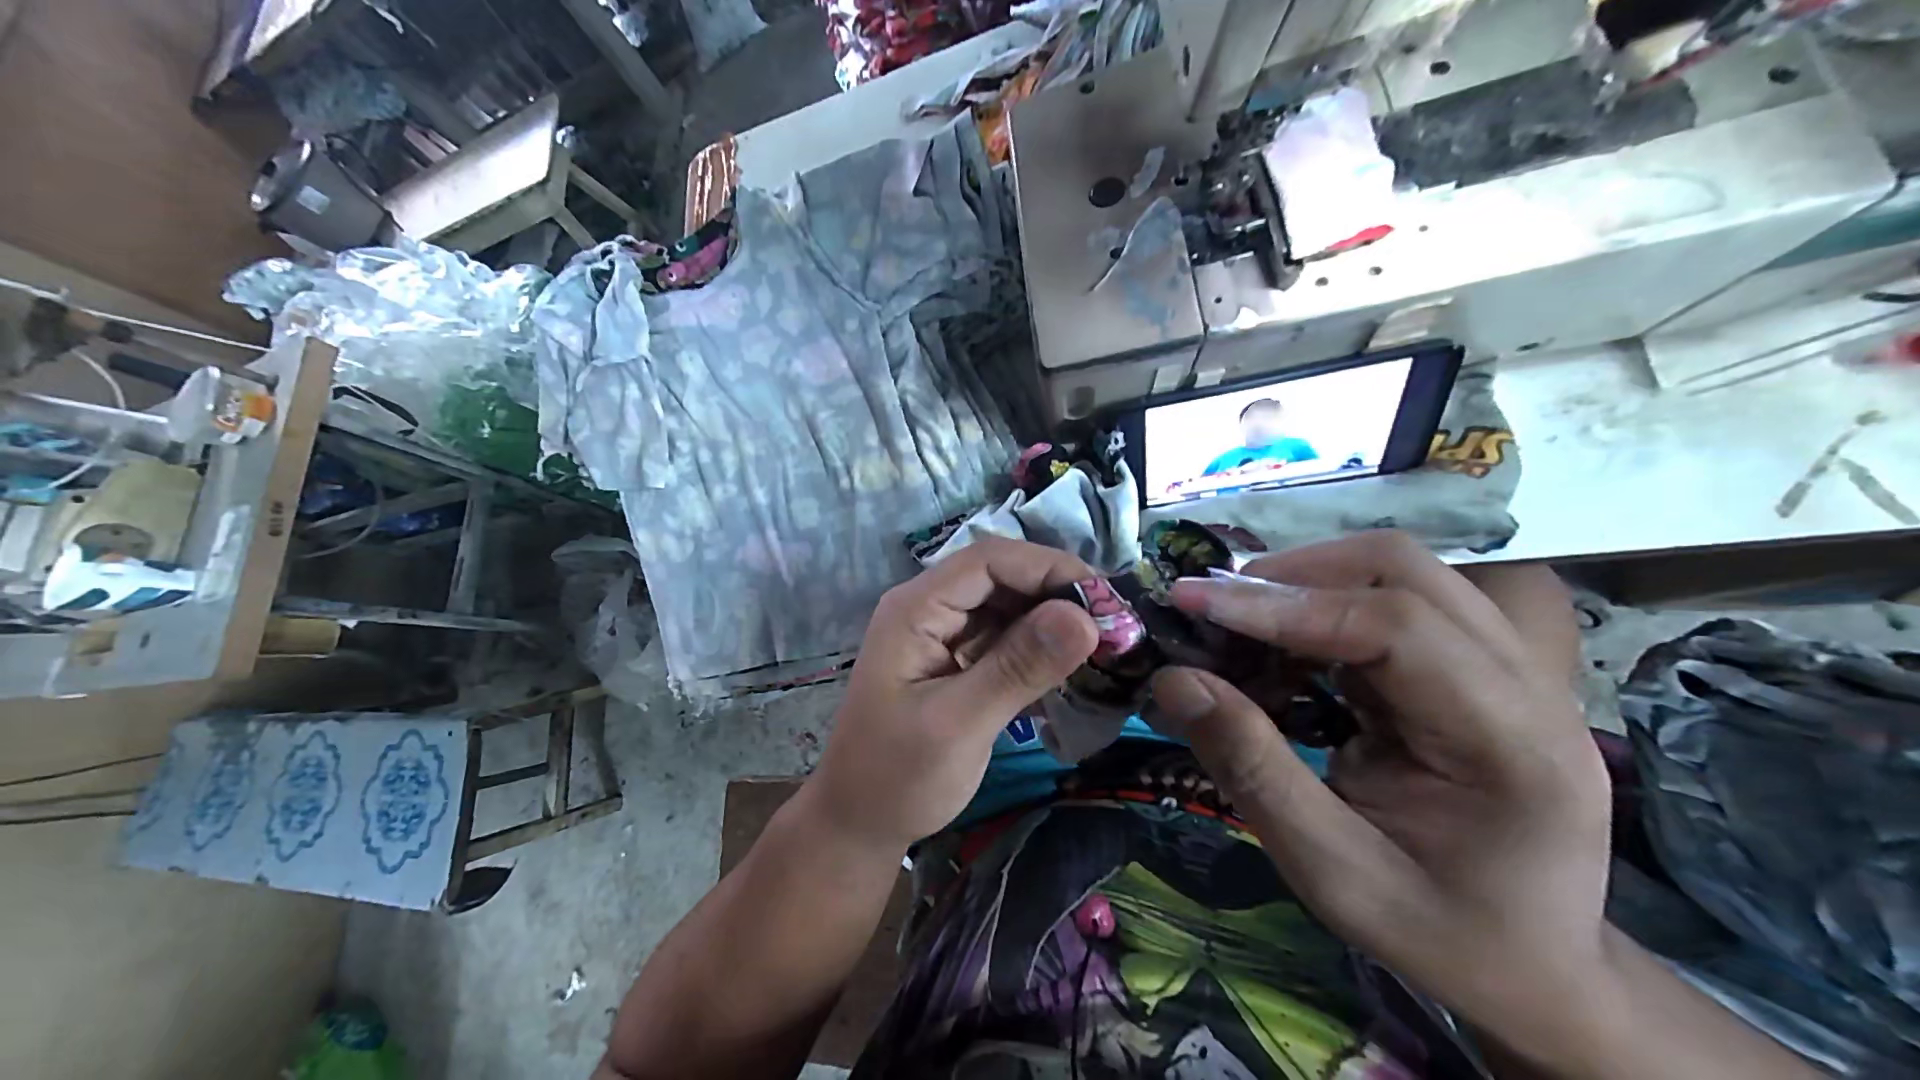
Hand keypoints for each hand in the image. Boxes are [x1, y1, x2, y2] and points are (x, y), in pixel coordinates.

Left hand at [807, 537, 1098, 852]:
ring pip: (1008, 608)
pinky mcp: (957, 662)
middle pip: (1002, 579)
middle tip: (1115, 627)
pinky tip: (1073, 670)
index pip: (989, 561)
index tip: (1104, 600)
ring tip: (1105, 647)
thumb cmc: (897, 777)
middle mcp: (929, 610)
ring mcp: (943, 636)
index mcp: (916, 609)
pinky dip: (1040, 650)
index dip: (1048, 568)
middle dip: (1058, 595)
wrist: (859, 823)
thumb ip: (1018, 667)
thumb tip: (1085, 617)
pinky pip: (1005, 639)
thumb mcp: (959, 724)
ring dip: (1054, 622)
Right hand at [1147, 530, 1612, 1061]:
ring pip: (1402, 572)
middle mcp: (1528, 683)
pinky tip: (1284, 648)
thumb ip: (1253, 769)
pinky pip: (1395, 600)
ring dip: (1309, 582)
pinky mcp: (1477, 665)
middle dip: (1296, 574)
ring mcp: (1512, 666)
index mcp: (1512, 743)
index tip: (1192, 600)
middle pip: (1407, 571)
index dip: (1285, 604)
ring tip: (1240, 623)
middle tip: (1213, 608)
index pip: (1396, 626)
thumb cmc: (1435, 929)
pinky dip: (1324, 607)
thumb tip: (1173, 678)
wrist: (1532, 965)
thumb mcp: (1331, 870)